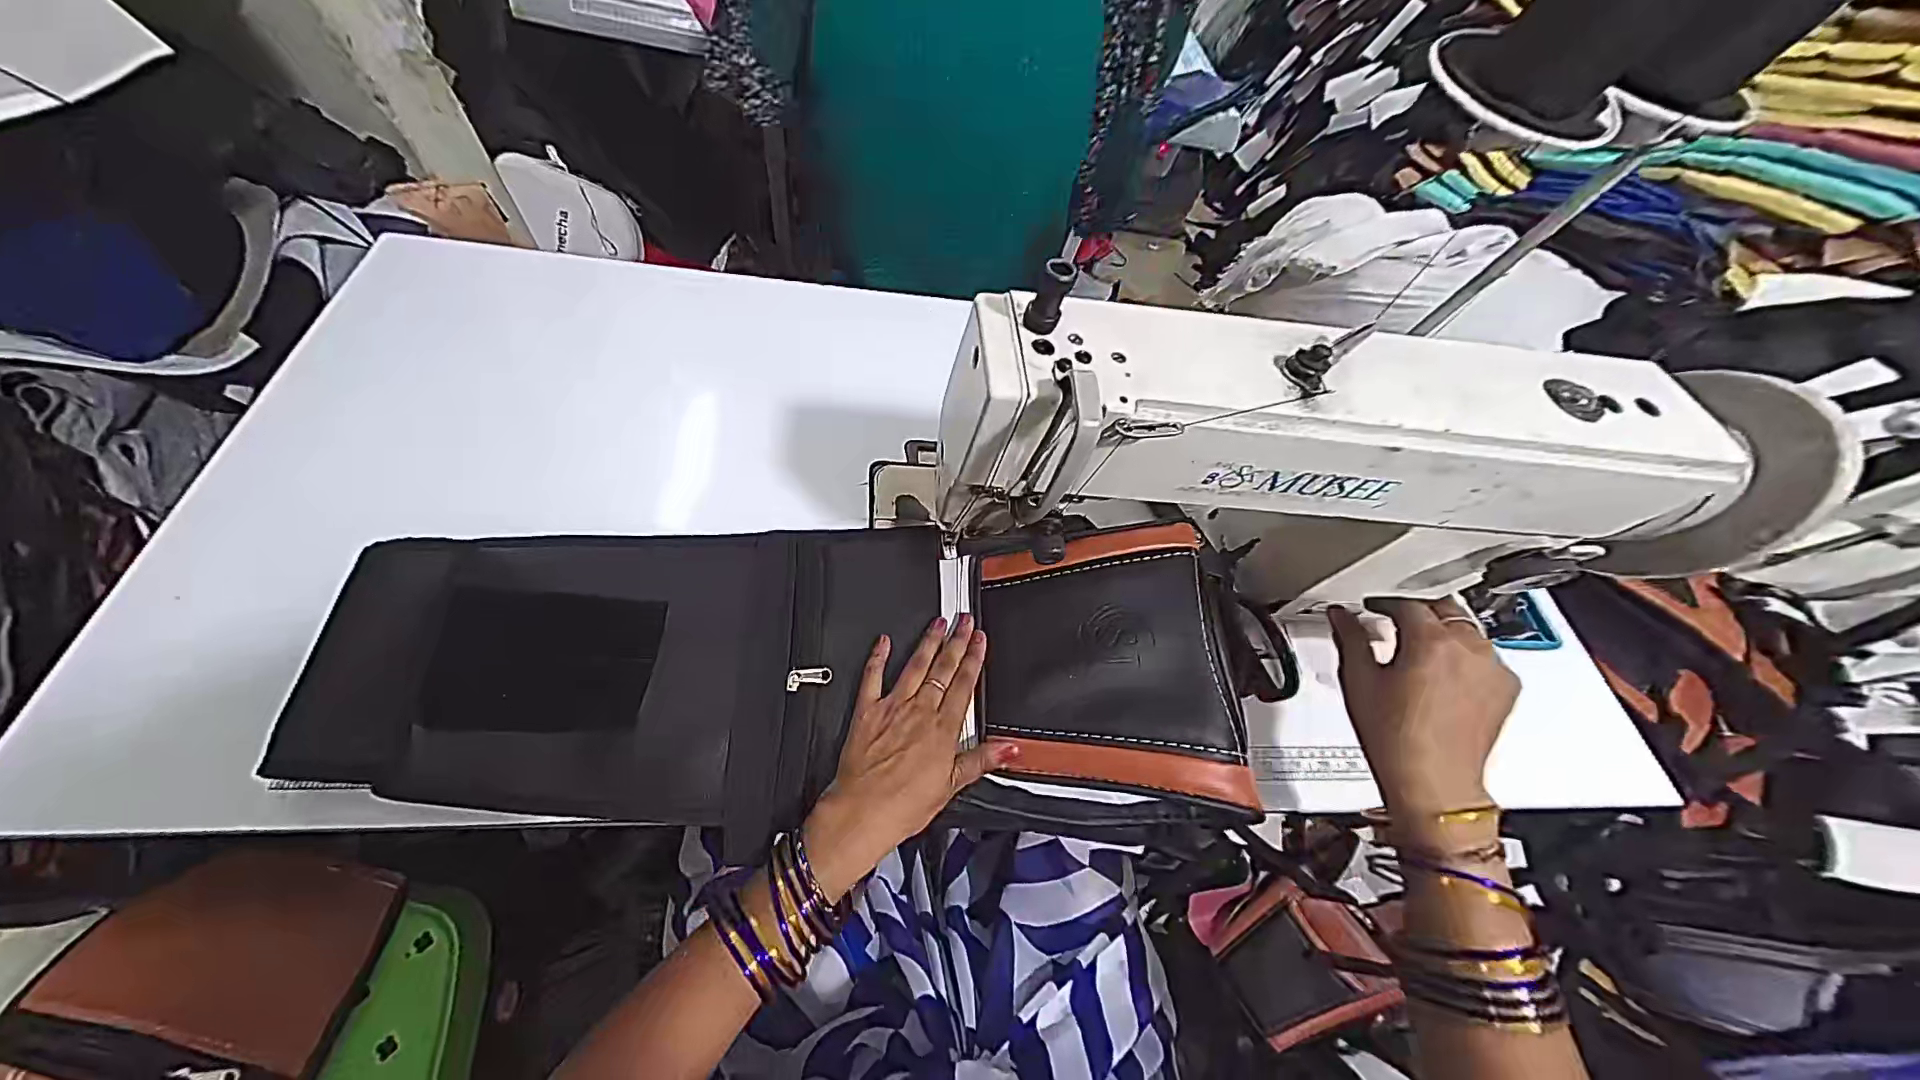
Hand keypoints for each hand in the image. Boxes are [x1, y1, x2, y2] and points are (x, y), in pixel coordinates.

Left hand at [801, 615, 1017, 896]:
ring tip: (938, 622)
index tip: (980, 640)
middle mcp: (919, 713)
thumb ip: (981, 760)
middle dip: (957, 641)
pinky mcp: (867, 712)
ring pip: (915, 666)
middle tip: (965, 620)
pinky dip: (878, 657)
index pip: (964, 684)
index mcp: (942, 730)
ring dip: (929, 642)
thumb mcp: (951, 786)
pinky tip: (884, 642)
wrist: (862, 813)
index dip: (974, 658)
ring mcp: (892, 708)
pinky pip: (872, 677)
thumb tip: (1008, 748)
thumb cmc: (902, 805)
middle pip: (943, 669)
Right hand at [1328, 598, 1518, 823]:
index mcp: (1433, 641)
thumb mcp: (1358, 679)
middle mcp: (1471, 649)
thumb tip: (1341, 616)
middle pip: (1443, 608)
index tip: (1371, 608)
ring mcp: (1493, 669)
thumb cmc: (1396, 739)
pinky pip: (1483, 656)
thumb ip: (1349, 637)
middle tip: (1391, 621)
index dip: (1382, 602)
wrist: (1432, 781)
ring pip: (1466, 630)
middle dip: (1416, 610)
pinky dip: (1461, 655)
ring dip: (1440, 631)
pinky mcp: (1505, 688)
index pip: (1406, 603)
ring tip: (1414, 649)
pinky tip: (1437, 672)